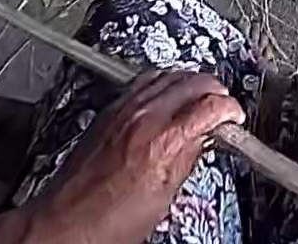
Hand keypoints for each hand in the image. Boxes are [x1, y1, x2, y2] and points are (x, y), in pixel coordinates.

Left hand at [10, 70, 244, 243]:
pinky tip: (169, 91)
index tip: (234, 115)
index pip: (209, 107)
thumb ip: (187, 159)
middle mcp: (145, 116)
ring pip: (171, 73)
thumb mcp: (161, 199)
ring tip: (200, 95)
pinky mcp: (113, 107)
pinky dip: (166, 79)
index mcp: (163, 143)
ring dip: (191, 80)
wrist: (62, 225)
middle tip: (222, 104)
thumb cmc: (105, 224)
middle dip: (214, 89)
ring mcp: (127, 107)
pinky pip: (147, 78)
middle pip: (193, 81)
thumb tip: (205, 137)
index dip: (229, 109)